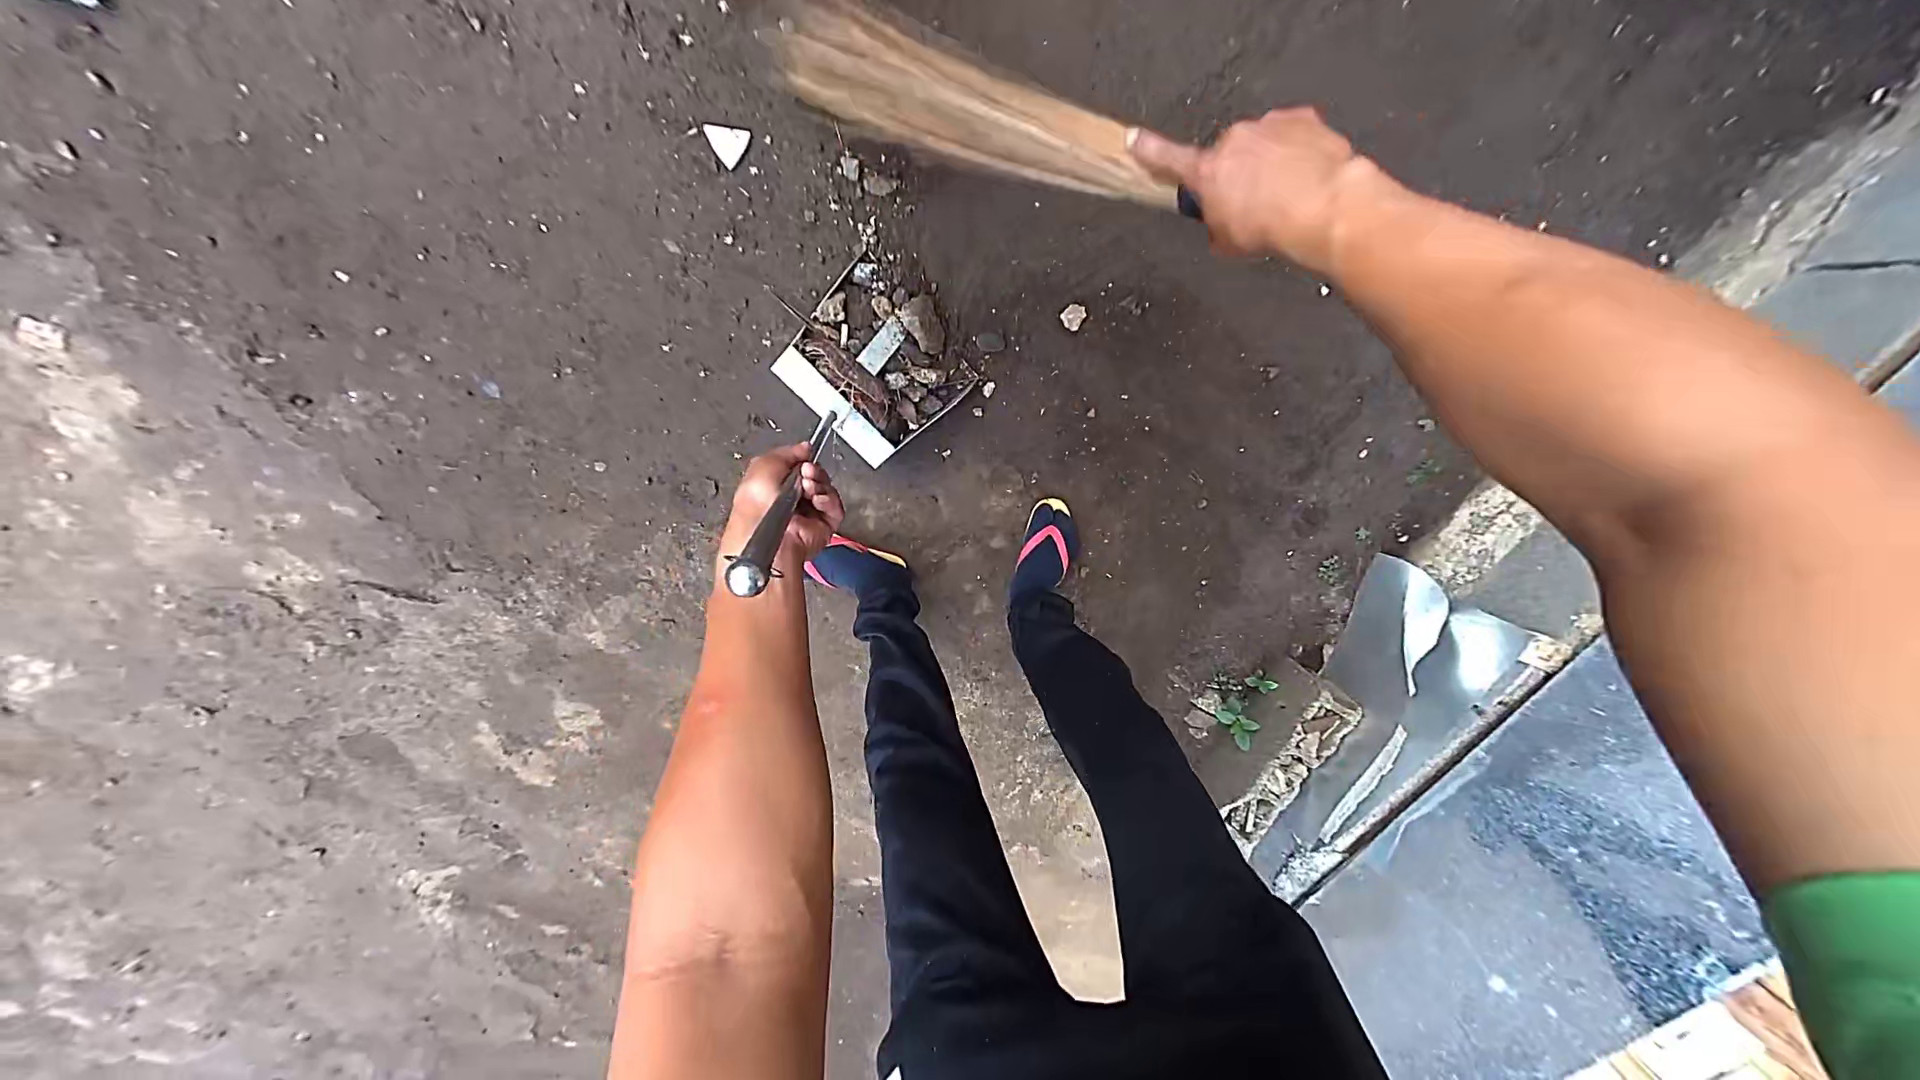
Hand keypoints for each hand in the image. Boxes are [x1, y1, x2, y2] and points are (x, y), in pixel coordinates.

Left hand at [717, 442, 845, 566]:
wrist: (766, 529)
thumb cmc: (756, 504)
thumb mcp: (764, 464)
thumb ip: (787, 452)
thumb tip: (805, 448)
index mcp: (776, 486)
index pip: (800, 467)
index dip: (804, 460)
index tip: (804, 457)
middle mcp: (793, 499)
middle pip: (817, 476)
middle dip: (813, 471)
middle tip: (806, 472)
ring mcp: (810, 513)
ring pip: (828, 489)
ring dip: (819, 483)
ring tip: (807, 487)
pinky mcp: (824, 525)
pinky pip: (835, 506)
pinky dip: (828, 499)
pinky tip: (816, 500)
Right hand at [1129, 108, 1389, 272]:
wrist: (1322, 207)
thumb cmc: (1271, 226)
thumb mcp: (1228, 243)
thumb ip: (1215, 228)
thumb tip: (1219, 228)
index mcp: (1207, 172)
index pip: (1168, 159)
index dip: (1148, 151)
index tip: (1133, 138)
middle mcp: (1233, 142)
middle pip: (1225, 155)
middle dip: (1235, 174)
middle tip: (1251, 202)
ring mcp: (1267, 127)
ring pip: (1259, 144)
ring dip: (1266, 164)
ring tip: (1284, 194)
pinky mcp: (1300, 119)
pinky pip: (1290, 135)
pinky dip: (1294, 152)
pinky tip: (1303, 177)